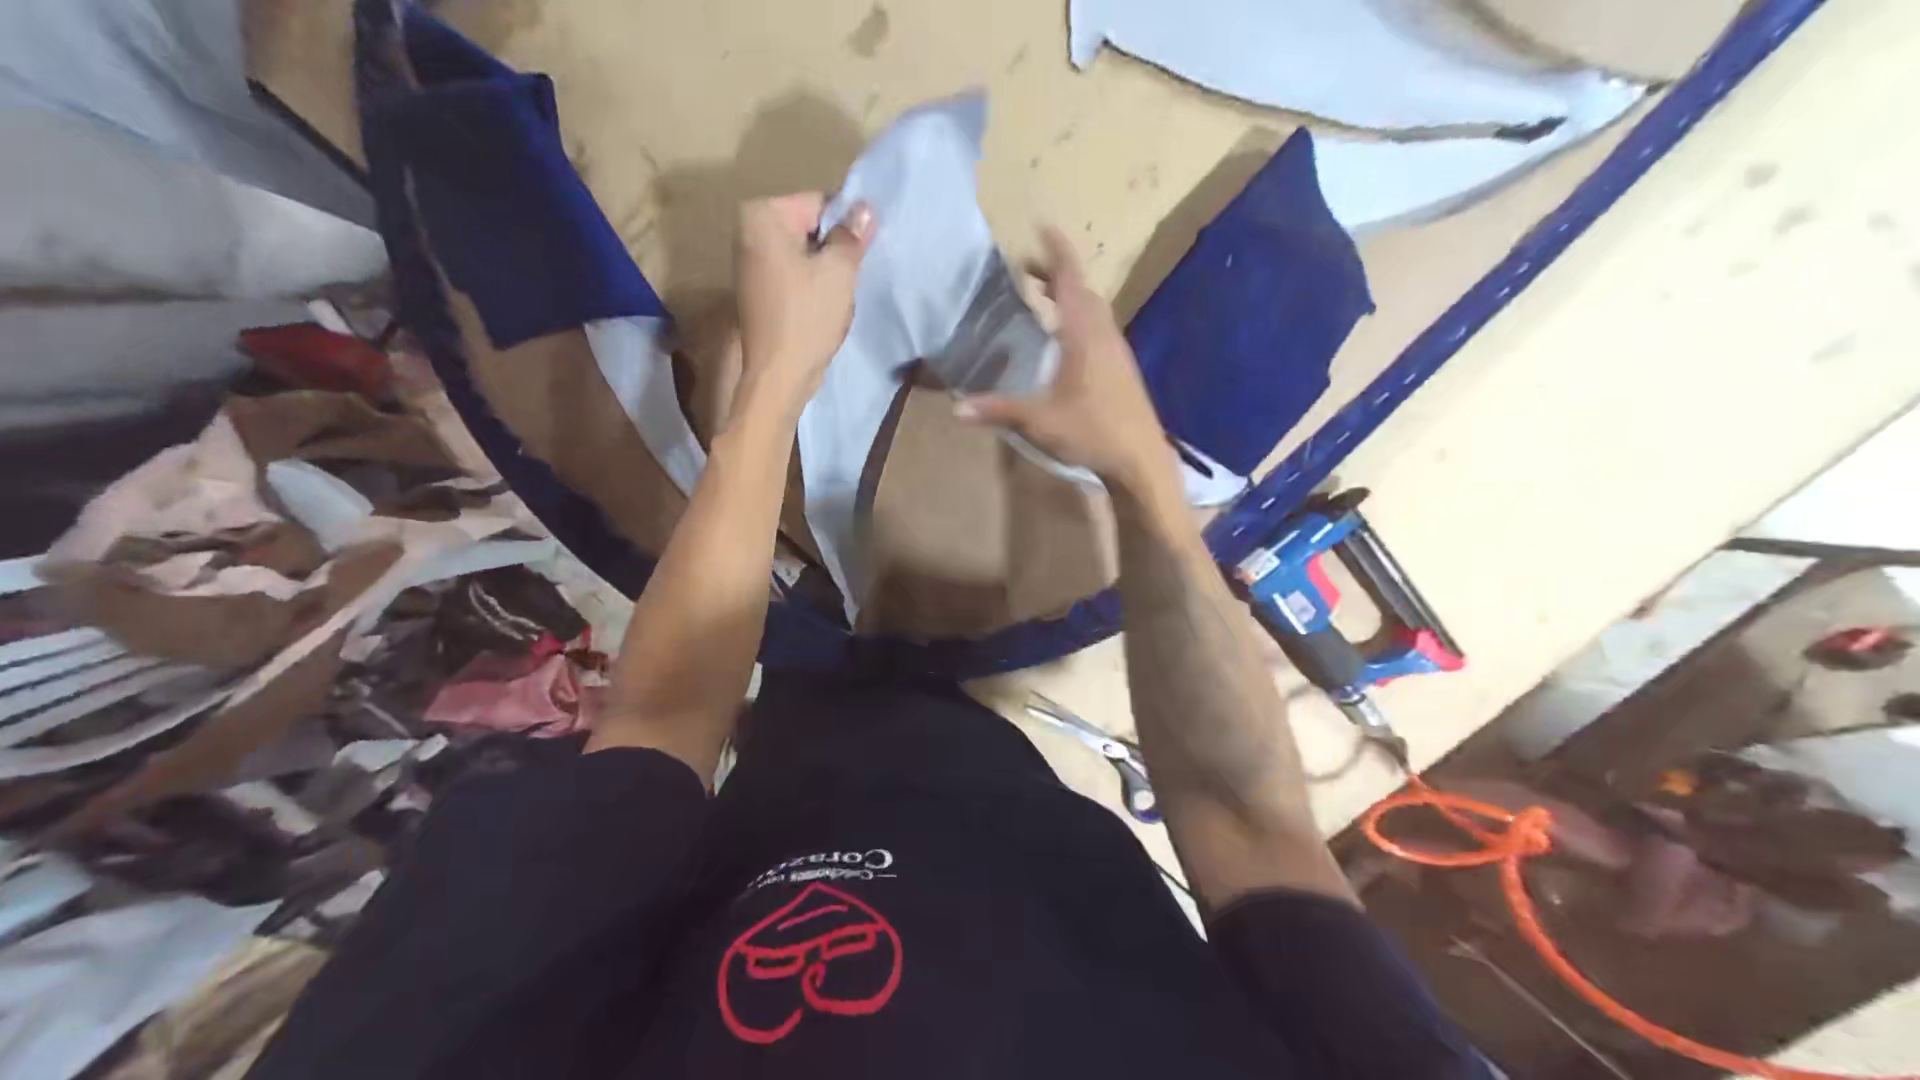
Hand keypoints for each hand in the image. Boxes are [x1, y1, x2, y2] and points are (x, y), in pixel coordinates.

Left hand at [734, 193, 874, 412]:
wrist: (780, 374)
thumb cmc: (808, 317)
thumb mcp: (839, 271)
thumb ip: (852, 234)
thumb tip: (866, 207)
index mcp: (762, 216)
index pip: (820, 203)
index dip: (847, 226)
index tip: (861, 253)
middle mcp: (749, 231)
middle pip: (810, 226)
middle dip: (835, 247)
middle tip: (852, 275)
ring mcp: (751, 262)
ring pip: (805, 252)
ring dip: (827, 268)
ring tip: (840, 293)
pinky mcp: (759, 289)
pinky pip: (794, 273)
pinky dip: (813, 284)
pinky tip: (825, 305)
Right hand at [955, 226, 1175, 497]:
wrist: (1140, 459)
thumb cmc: (1092, 432)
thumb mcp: (1039, 421)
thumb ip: (998, 410)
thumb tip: (957, 408)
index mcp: (1084, 336)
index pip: (1070, 280)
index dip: (1056, 252)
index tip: (1041, 227)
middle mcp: (1104, 334)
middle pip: (1082, 290)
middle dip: (1056, 273)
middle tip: (1028, 269)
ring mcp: (1117, 351)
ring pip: (1094, 310)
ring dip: (1070, 296)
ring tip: (1044, 297)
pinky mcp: (1121, 368)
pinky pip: (1099, 328)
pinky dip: (1079, 317)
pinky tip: (1066, 338)